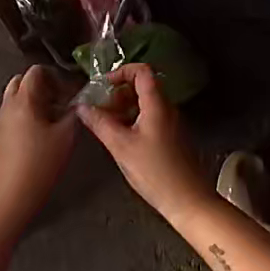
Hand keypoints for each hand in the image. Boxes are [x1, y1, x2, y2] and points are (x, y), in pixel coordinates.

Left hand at [0, 65, 76, 220]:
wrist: (9, 196)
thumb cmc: (40, 163)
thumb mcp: (66, 135)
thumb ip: (75, 112)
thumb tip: (80, 101)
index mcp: (24, 100)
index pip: (36, 71)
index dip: (55, 75)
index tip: (71, 89)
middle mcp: (8, 105)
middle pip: (23, 82)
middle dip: (43, 85)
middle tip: (62, 100)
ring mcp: (1, 121)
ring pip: (17, 98)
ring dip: (36, 100)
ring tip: (56, 117)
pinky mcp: (0, 136)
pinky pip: (14, 113)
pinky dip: (28, 114)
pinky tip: (44, 132)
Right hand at [78, 64, 210, 218]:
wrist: (187, 199)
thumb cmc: (154, 171)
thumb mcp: (121, 146)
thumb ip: (101, 123)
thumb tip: (82, 107)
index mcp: (157, 104)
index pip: (142, 71)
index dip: (121, 71)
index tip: (103, 86)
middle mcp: (167, 108)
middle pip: (143, 86)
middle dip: (118, 93)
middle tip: (100, 109)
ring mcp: (171, 122)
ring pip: (146, 103)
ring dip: (124, 107)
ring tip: (106, 125)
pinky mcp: (171, 136)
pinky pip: (151, 117)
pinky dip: (134, 119)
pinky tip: (121, 137)